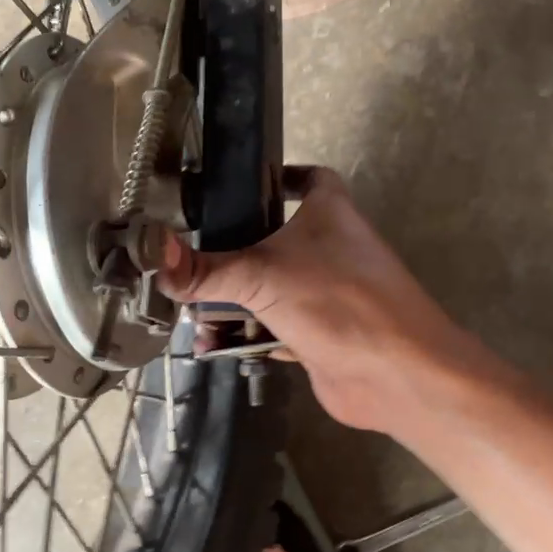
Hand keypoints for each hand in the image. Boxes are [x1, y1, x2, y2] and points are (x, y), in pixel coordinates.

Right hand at [159, 167, 483, 433]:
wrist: (396, 376)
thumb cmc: (339, 302)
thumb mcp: (263, 277)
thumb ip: (207, 271)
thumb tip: (156, 258)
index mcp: (329, 213)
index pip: (309, 177)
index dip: (279, 175)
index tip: (241, 184)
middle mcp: (330, 248)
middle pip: (273, 238)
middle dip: (230, 253)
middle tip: (188, 260)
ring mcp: (326, 294)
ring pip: (270, 288)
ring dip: (232, 302)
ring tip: (190, 313)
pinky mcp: (319, 335)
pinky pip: (273, 328)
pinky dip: (245, 336)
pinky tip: (211, 346)